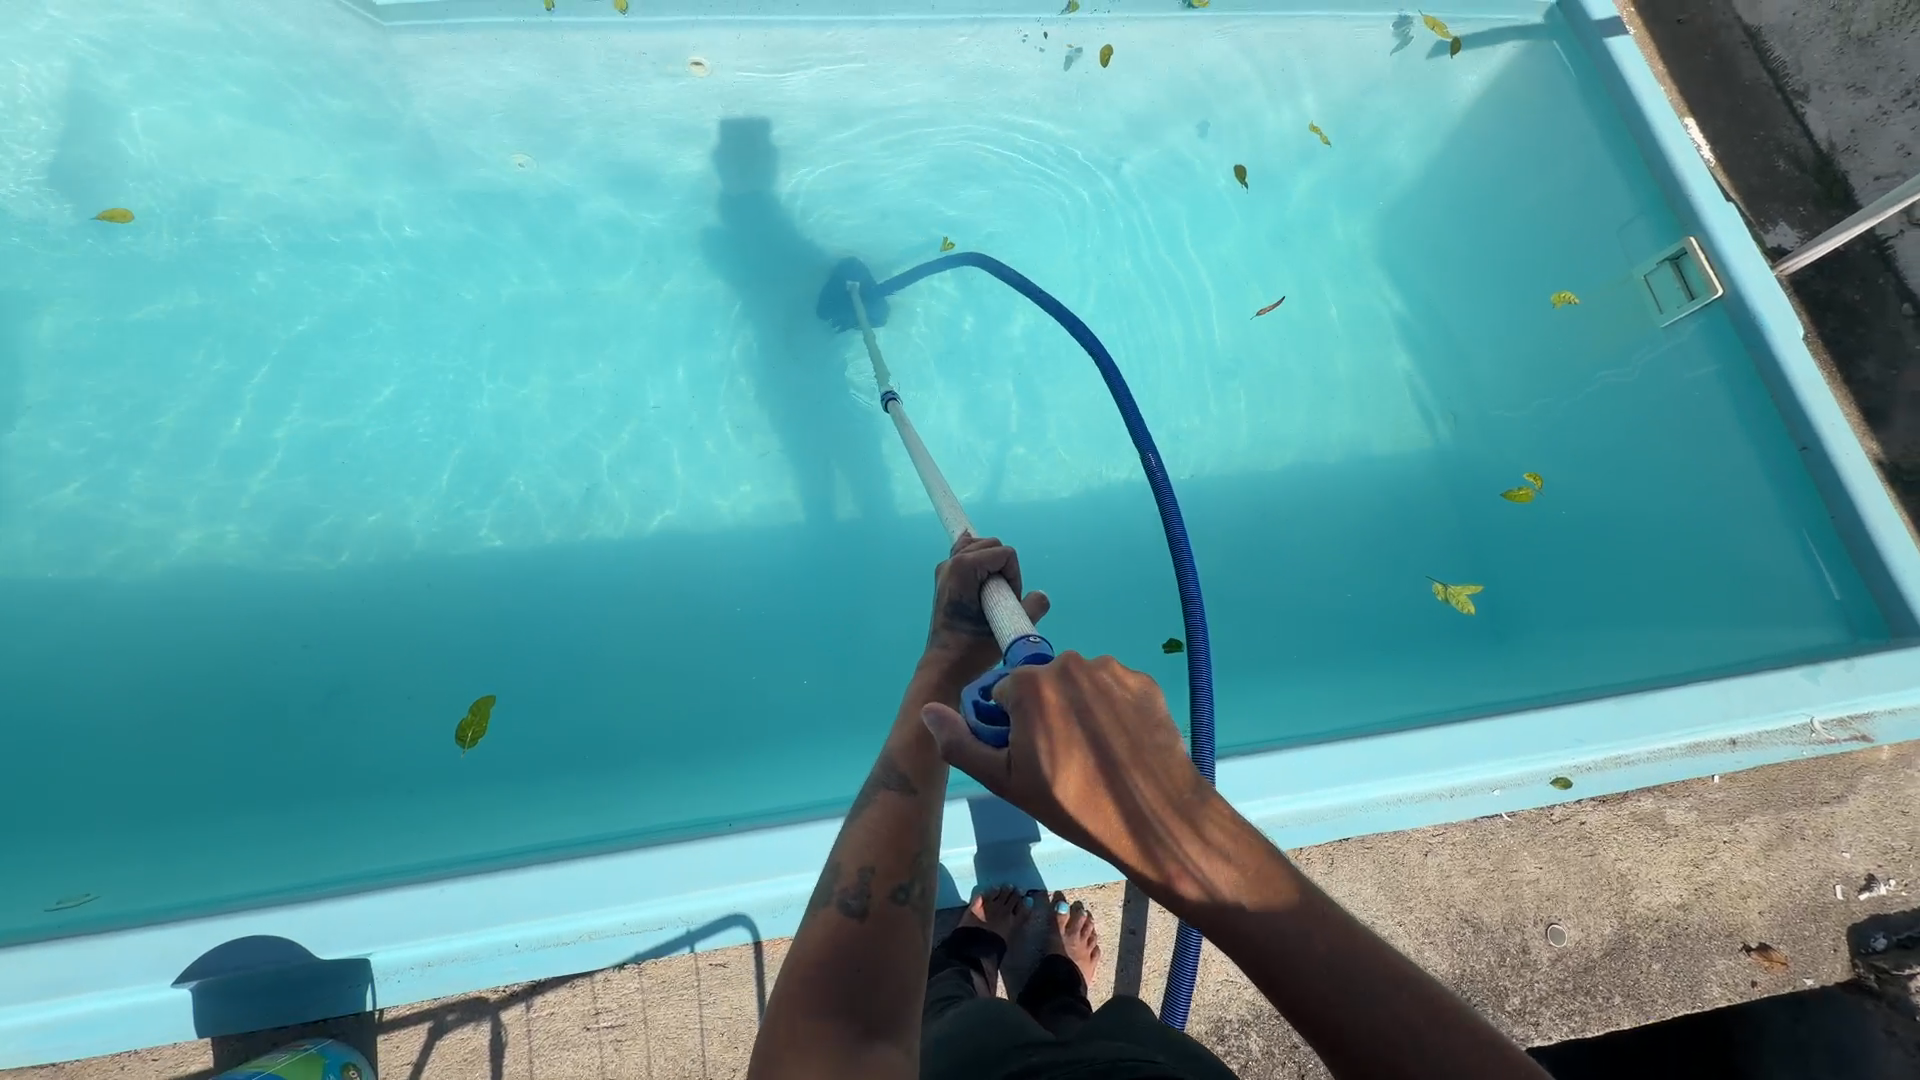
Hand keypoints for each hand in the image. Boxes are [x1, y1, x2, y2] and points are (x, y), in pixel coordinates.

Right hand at [918, 652, 1215, 890]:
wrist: (1155, 819)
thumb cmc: (1072, 804)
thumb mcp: (1005, 782)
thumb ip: (960, 743)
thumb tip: (928, 709)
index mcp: (1031, 683)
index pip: (1006, 694)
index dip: (1013, 726)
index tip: (1031, 758)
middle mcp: (1069, 663)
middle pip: (1043, 684)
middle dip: (1045, 712)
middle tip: (1064, 759)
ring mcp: (1110, 670)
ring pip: (1078, 683)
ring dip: (1079, 708)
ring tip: (1096, 754)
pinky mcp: (1142, 681)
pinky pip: (1113, 688)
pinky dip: (1112, 709)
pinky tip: (1121, 744)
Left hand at [919, 533, 1049, 684]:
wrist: (945, 664)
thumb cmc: (974, 649)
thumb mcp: (1009, 628)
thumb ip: (1032, 608)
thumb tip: (1041, 596)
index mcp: (963, 568)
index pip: (1004, 554)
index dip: (1013, 576)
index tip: (1006, 602)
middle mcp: (951, 562)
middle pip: (992, 545)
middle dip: (1003, 568)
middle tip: (1000, 599)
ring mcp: (945, 568)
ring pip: (979, 545)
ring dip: (992, 564)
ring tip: (991, 594)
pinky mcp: (946, 576)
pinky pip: (965, 552)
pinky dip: (977, 556)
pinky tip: (982, 570)